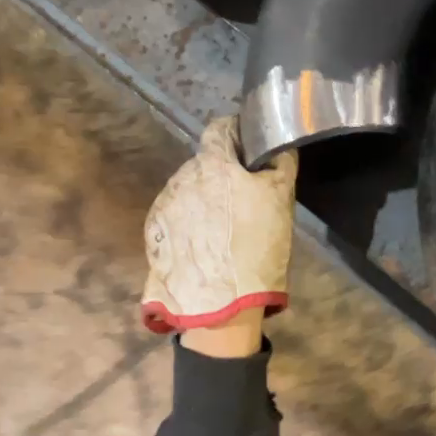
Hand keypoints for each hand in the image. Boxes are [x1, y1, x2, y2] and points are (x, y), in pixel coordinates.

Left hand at [141, 117, 296, 345]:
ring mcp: (165, 205)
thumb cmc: (257, 248)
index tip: (249, 152)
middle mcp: (182, 177)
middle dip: (222, 174)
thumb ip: (279, 165)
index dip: (236, 135)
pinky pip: (176, 214)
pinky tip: (205, 244)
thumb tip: (278, 147)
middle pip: (205, 163)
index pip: (219, 129)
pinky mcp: (155, 231)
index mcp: (213, 164)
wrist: (222, 306)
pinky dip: (189, 221)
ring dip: (204, 197)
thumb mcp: (281, 201)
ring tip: (222, 228)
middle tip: (242, 199)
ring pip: (189, 188)